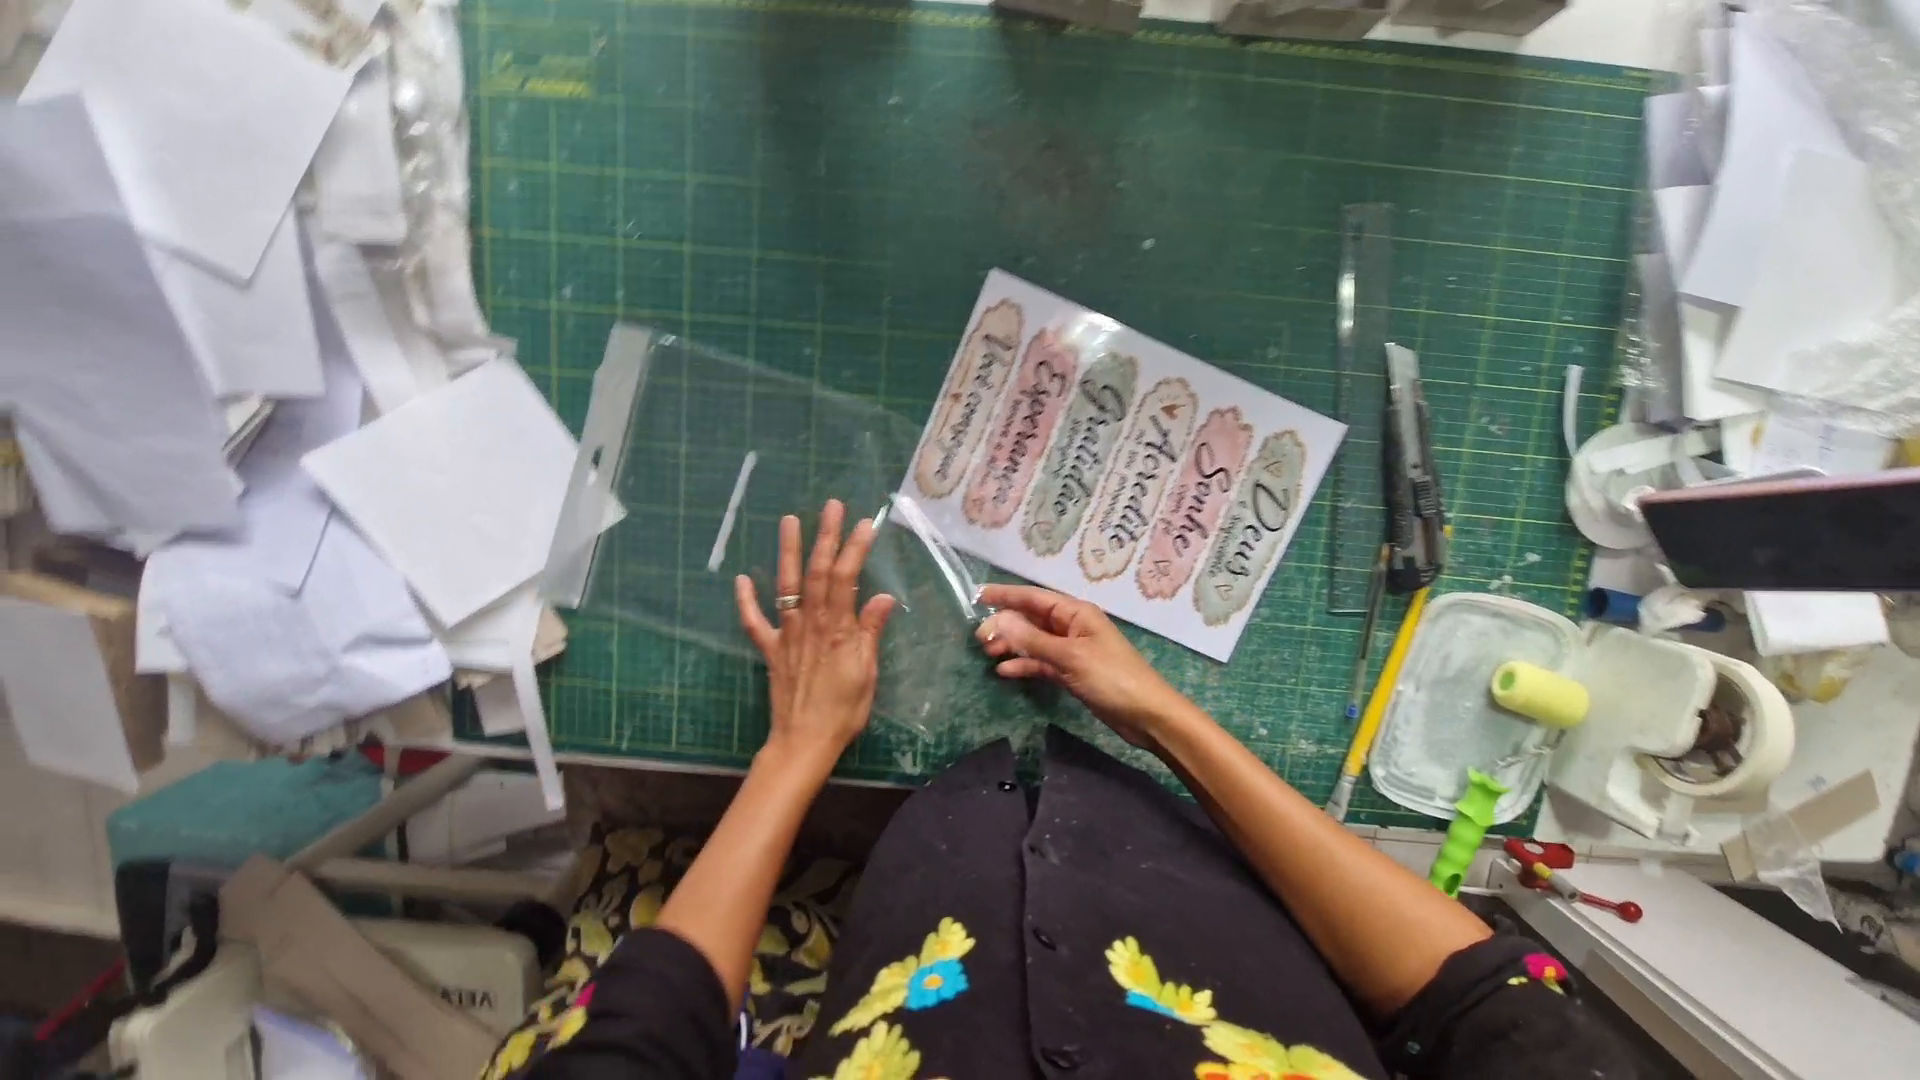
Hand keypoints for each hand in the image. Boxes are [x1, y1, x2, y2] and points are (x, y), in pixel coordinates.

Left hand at [734, 500, 896, 768]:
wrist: (804, 741)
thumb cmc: (844, 711)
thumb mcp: (867, 673)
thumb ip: (870, 633)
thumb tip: (884, 597)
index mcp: (838, 629)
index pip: (847, 579)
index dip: (855, 548)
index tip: (866, 523)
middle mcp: (811, 624)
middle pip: (818, 572)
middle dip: (826, 536)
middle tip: (831, 506)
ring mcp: (787, 634)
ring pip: (787, 586)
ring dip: (788, 551)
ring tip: (789, 520)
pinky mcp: (771, 650)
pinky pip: (754, 622)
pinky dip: (746, 600)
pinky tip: (741, 579)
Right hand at [975, 584, 1192, 750]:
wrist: (1147, 715)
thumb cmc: (1112, 678)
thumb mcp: (1070, 657)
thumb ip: (1033, 640)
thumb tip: (999, 621)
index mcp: (1076, 613)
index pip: (1034, 597)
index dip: (1005, 595)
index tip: (977, 596)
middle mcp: (1072, 627)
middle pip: (1031, 619)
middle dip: (1005, 624)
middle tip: (979, 638)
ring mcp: (1072, 651)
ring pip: (1034, 642)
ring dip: (1012, 645)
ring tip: (987, 653)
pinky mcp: (1071, 673)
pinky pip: (1041, 663)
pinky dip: (1024, 665)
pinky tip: (1005, 671)